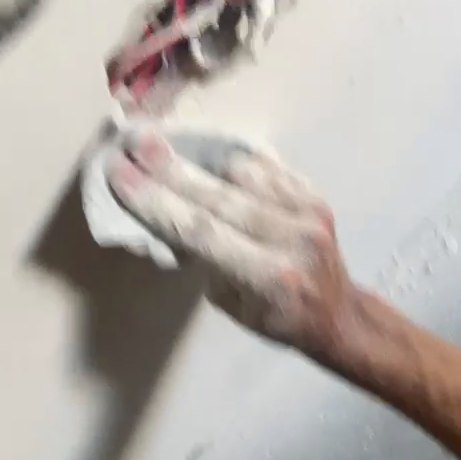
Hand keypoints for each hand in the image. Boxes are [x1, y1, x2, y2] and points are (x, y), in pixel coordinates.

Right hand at [106, 130, 359, 354]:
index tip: (120, 173)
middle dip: (169, 169)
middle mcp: (291, 239)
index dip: (157, 201)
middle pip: (218, 196)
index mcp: (268, 276)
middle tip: (134, 141)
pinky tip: (220, 166)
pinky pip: (268, 167)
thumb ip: (204, 261)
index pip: (201, 231)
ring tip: (179, 160)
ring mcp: (308, 214)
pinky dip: (240, 166)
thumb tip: (170, 214)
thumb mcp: (231, 306)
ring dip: (208, 167)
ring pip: (243, 173)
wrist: (339, 313)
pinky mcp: (317, 197)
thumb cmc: (277, 318)